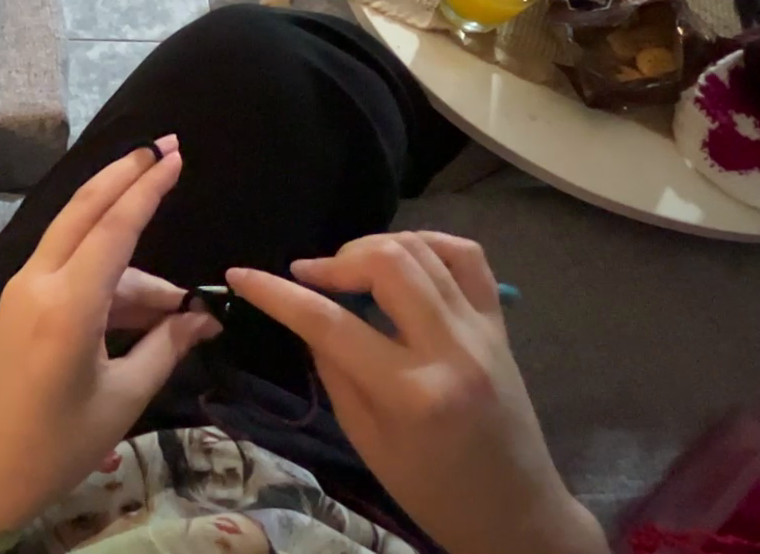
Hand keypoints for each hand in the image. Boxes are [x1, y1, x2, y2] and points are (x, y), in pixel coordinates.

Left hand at [0, 136, 220, 531]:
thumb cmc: (53, 445)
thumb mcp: (120, 399)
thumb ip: (165, 348)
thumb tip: (204, 318)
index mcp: (67, 305)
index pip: (114, 227)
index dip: (148, 187)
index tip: (175, 155)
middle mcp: (40, 280)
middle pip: (85, 207)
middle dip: (126, 173)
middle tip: (166, 146)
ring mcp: (25, 285)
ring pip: (81, 239)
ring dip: (130, 254)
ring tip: (180, 304)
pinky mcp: (21, 298)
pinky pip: (70, 264)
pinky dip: (108, 273)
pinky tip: (145, 307)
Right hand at [227, 233, 605, 553]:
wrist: (518, 516)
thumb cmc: (431, 490)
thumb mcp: (364, 437)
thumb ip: (331, 365)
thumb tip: (304, 312)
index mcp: (411, 392)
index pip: (327, 322)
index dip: (275, 292)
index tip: (241, 275)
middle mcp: (451, 349)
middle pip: (385, 262)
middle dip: (335, 260)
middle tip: (312, 279)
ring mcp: (482, 330)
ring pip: (419, 248)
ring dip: (371, 249)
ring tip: (350, 273)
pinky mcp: (499, 323)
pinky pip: (465, 255)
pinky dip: (425, 243)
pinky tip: (400, 259)